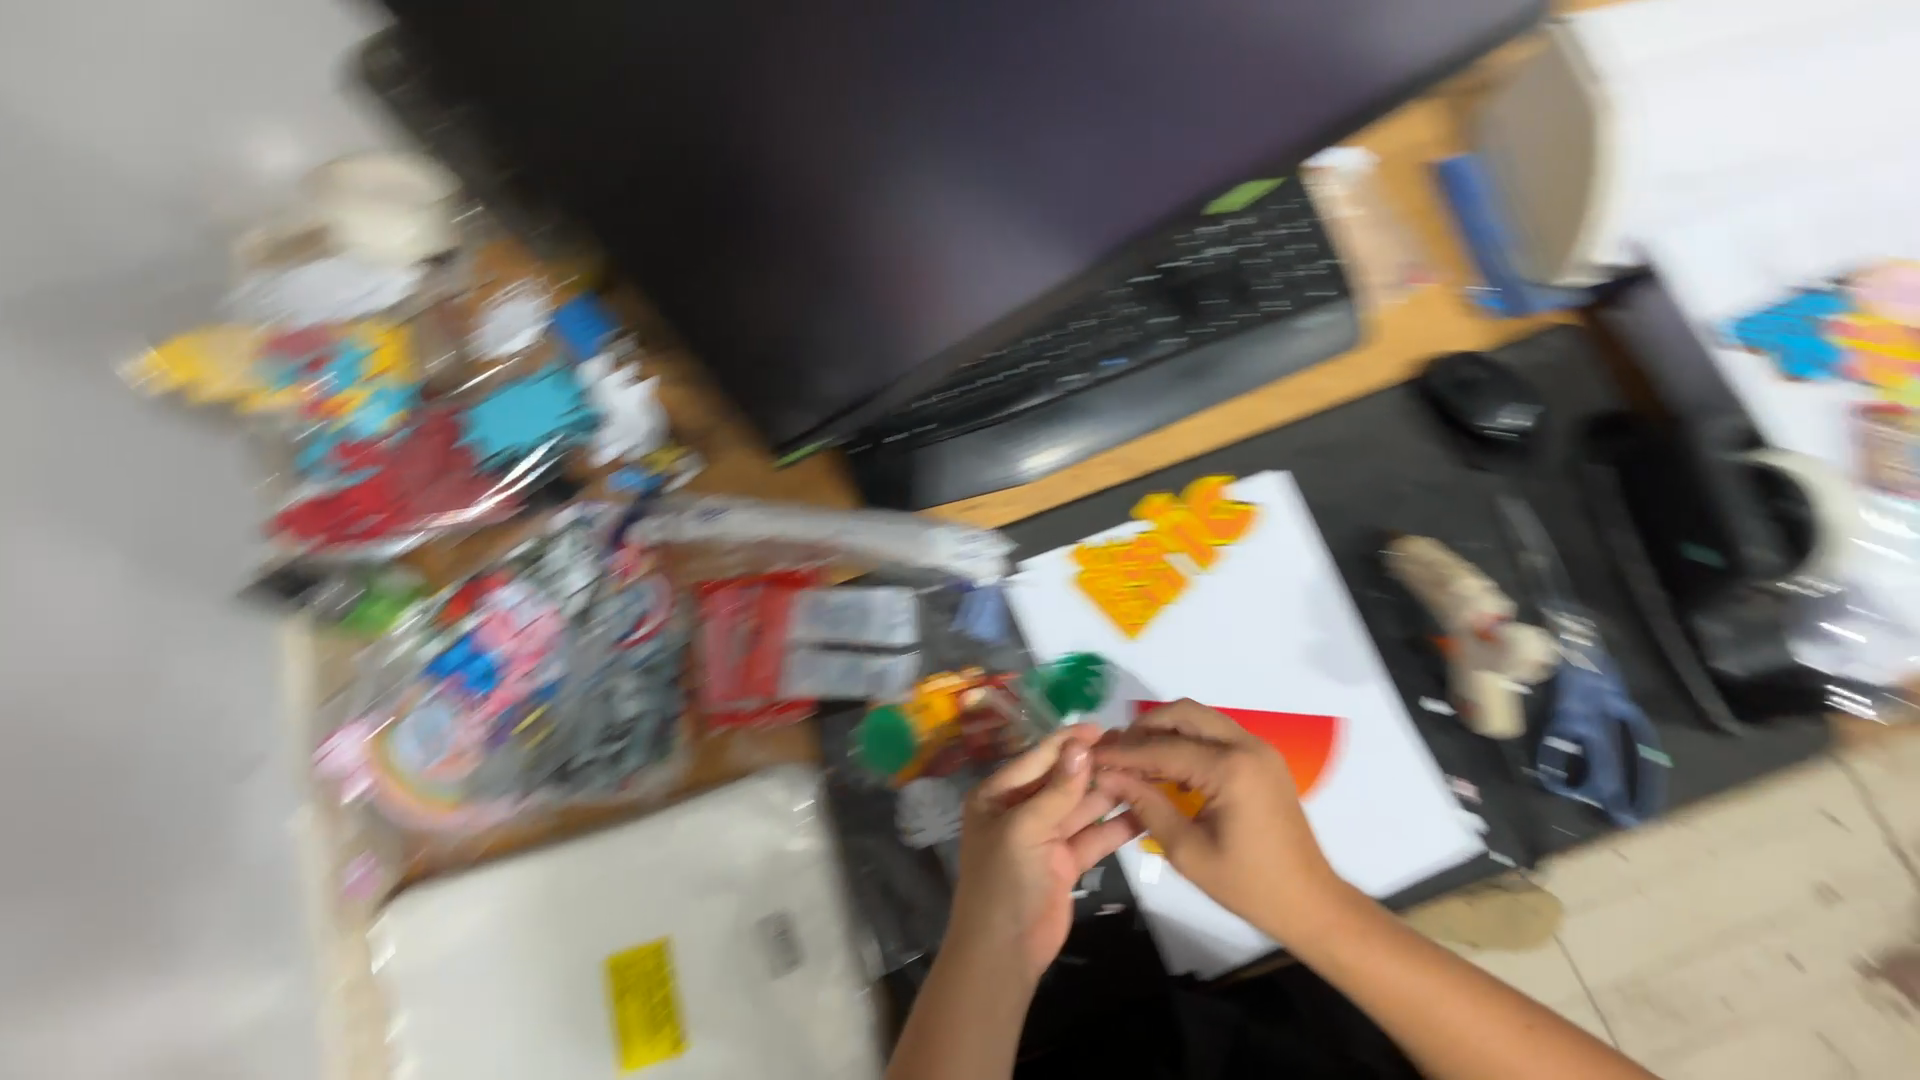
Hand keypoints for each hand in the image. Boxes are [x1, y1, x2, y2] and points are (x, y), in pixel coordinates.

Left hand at [948, 725, 1141, 984]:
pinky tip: (1144, 813)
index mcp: (998, 794)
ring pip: (1081, 807)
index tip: (1103, 727)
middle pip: (1062, 780)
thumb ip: (1057, 790)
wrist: (1003, 951)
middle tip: (1133, 748)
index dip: (1069, 742)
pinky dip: (1115, 827)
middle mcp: (1020, 810)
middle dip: (1094, 766)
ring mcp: (1044, 837)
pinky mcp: (1065, 862)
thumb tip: (1081, 746)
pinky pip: (1093, 837)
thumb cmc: (1004, 881)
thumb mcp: (1025, 829)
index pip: (1038, 758)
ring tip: (1145, 773)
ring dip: (1108, 793)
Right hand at [1092, 700, 1354, 938]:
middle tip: (1114, 751)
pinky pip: (1217, 733)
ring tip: (1135, 757)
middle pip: (1184, 714)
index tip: (1091, 756)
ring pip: (1201, 718)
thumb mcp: (1188, 851)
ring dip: (1166, 730)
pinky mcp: (1263, 759)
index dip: (1123, 752)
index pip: (1163, 747)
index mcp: (1231, 769)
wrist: (1311, 903)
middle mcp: (1247, 746)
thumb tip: (1107, 775)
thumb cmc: (1248, 885)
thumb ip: (1146, 805)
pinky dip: (1188, 740)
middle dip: (1144, 728)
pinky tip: (1168, 767)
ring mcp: (1260, 749)